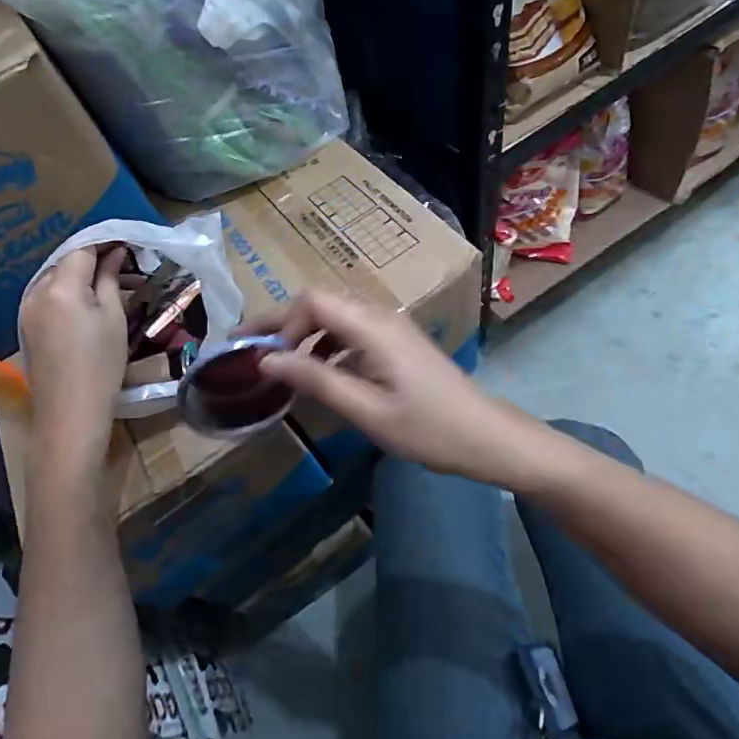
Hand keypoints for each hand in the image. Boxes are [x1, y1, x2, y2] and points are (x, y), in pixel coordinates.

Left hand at [19, 245, 129, 480]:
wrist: (70, 414)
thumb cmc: (101, 364)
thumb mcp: (112, 317)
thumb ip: (109, 278)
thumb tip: (114, 253)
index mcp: (60, 285)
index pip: (82, 247)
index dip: (105, 242)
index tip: (127, 245)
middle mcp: (36, 290)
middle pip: (66, 261)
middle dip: (92, 258)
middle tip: (122, 266)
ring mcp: (26, 309)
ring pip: (55, 278)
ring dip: (79, 276)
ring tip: (107, 286)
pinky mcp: (25, 326)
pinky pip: (47, 297)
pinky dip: (66, 293)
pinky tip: (86, 305)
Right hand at [245, 290, 567, 489]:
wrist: (488, 437)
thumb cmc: (428, 428)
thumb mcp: (366, 410)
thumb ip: (315, 380)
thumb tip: (265, 360)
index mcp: (372, 327)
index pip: (312, 301)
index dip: (281, 323)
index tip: (265, 356)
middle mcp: (379, 315)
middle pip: (319, 302)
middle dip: (282, 323)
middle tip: (250, 349)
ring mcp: (389, 326)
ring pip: (332, 314)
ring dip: (302, 334)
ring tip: (280, 364)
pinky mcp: (394, 340)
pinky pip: (348, 329)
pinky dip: (324, 344)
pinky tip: (318, 372)